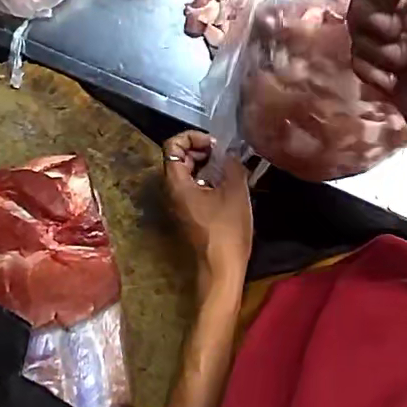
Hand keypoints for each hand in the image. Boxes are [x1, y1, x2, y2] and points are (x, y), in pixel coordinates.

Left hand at [161, 131, 252, 294]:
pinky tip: (226, 183)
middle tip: (223, 153)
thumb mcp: (235, 192)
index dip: (192, 137)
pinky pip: (192, 186)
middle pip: (178, 156)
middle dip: (200, 149)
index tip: (215, 144)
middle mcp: (171, 190)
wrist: (222, 269)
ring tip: (228, 167)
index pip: (172, 145)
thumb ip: (232, 165)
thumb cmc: (226, 230)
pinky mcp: (188, 213)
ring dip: (205, 163)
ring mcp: (178, 203)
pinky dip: (206, 178)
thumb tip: (230, 152)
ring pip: (186, 172)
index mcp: (176, 182)